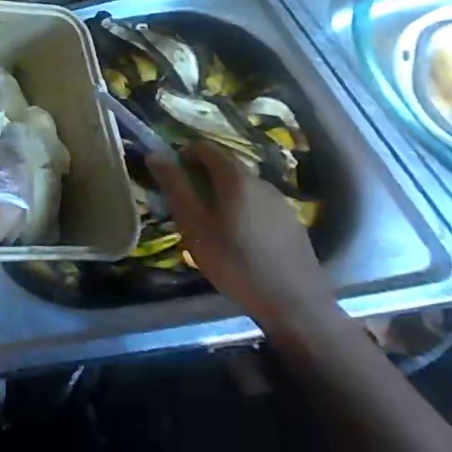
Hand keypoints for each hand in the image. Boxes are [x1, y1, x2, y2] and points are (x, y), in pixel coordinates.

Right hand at [147, 143, 333, 329]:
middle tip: (191, 205)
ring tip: (216, 225)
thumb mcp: (196, 228)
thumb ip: (176, 188)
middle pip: (226, 165)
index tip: (175, 178)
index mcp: (234, 177)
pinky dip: (245, 209)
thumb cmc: (237, 264)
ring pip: (244, 185)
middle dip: (204, 176)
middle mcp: (259, 179)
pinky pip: (261, 204)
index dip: (185, 155)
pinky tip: (244, 239)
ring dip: (226, 194)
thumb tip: (156, 155)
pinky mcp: (292, 221)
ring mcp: (280, 200)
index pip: (205, 147)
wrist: (296, 304)